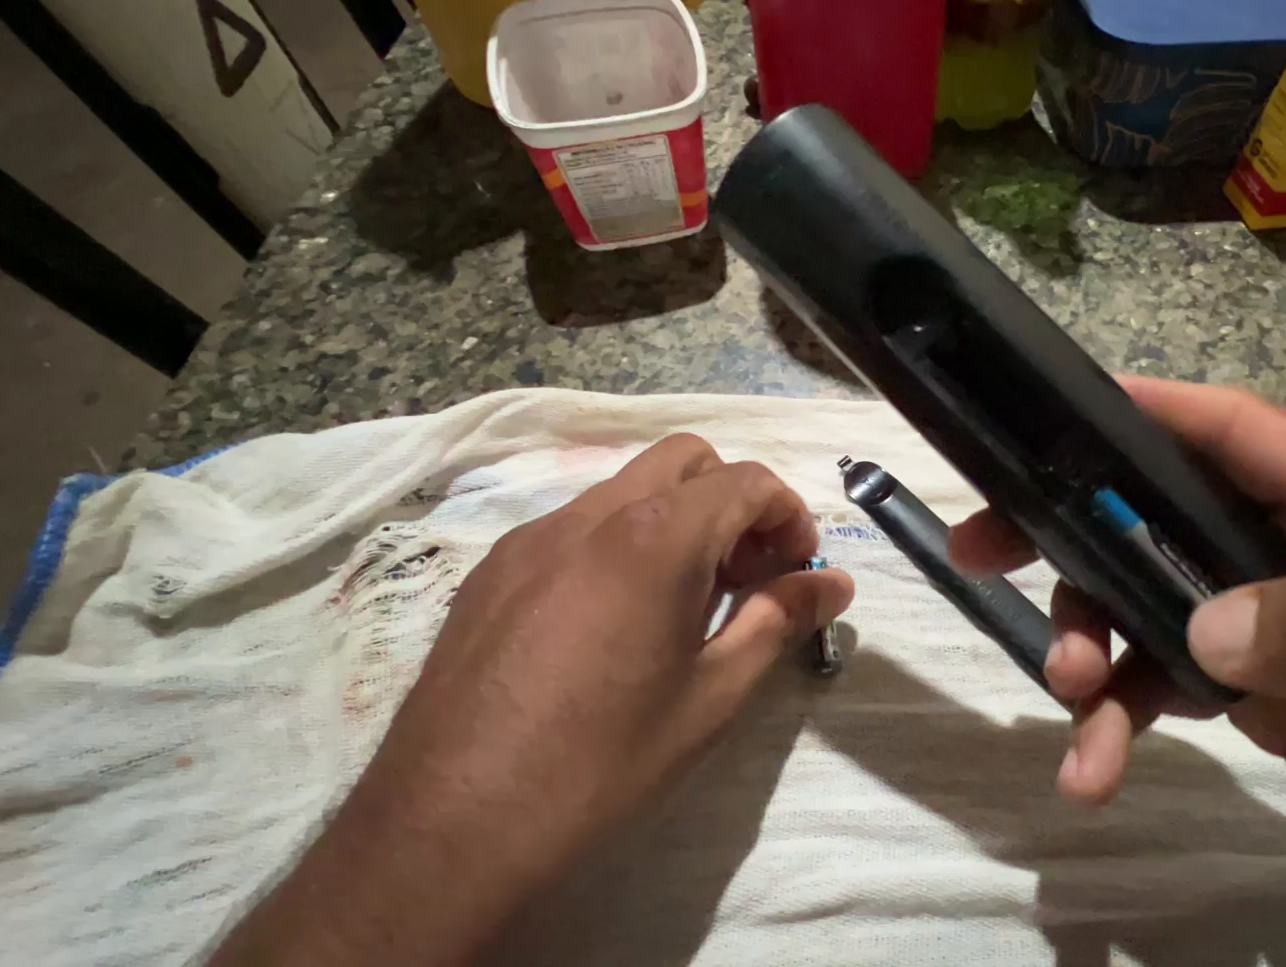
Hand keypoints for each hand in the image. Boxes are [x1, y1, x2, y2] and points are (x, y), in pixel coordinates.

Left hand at [210, 435, 852, 966]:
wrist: (449, 827)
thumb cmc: (604, 760)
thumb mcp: (714, 694)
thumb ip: (781, 619)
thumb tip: (836, 583)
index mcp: (655, 535)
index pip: (747, 481)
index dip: (789, 515)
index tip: (797, 569)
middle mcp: (591, 512)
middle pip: (686, 459)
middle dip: (733, 501)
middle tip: (745, 574)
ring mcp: (532, 534)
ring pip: (627, 486)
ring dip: (676, 518)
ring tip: (682, 600)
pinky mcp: (492, 567)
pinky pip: (576, 523)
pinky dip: (620, 540)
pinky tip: (612, 619)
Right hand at [951, 377, 1285, 966]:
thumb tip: (1204, 623)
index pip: (1256, 438)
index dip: (1154, 413)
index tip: (1053, 411)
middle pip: (1177, 516)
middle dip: (1081, 533)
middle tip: (985, 550)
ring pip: (1160, 606)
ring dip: (1098, 642)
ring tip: (1073, 702)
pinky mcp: (1279, 708)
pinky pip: (1175, 687)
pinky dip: (1124, 719)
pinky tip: (1095, 769)